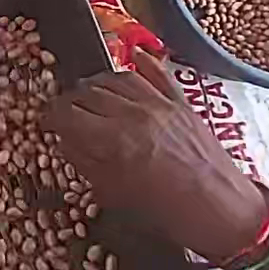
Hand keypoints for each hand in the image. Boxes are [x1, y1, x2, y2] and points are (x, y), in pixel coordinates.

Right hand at [44, 52, 264, 262]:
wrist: (223, 213)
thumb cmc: (165, 213)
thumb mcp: (113, 193)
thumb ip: (84, 161)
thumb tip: (66, 139)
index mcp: (112, 140)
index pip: (66, 112)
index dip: (49, 115)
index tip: (45, 121)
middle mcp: (133, 113)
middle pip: (87, 91)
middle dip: (69, 100)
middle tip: (64, 112)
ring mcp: (159, 104)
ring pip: (116, 77)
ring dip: (96, 84)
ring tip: (88, 94)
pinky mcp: (181, 102)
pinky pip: (156, 73)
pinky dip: (140, 62)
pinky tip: (129, 56)